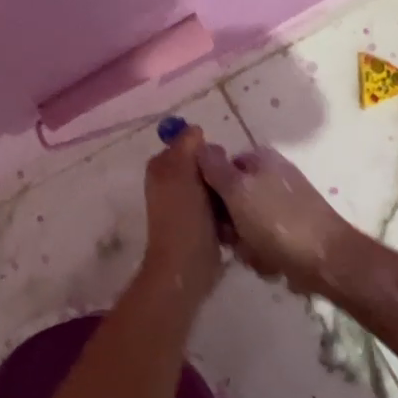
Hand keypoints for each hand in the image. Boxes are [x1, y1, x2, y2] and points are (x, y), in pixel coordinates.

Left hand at [138, 125, 224, 303]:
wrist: (186, 268)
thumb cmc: (183, 218)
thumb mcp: (181, 174)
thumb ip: (186, 147)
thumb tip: (196, 130)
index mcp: (163, 168)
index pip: (192, 146)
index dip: (210, 153)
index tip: (225, 166)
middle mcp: (172, 183)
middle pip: (208, 167)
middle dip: (223, 177)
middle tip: (233, 191)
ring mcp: (187, 205)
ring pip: (218, 189)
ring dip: (229, 199)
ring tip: (235, 211)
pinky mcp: (201, 224)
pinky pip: (221, 210)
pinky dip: (228, 216)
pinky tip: (233, 228)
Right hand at [198, 144, 353, 291]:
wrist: (328, 261)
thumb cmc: (277, 221)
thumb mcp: (237, 190)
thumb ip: (214, 167)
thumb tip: (199, 145)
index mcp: (261, 160)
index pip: (220, 166)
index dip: (210, 188)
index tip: (207, 210)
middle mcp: (272, 178)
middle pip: (231, 198)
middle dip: (228, 222)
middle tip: (231, 237)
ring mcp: (284, 206)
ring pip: (244, 224)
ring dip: (243, 242)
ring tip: (255, 254)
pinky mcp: (292, 232)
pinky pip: (263, 241)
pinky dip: (262, 254)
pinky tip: (269, 264)